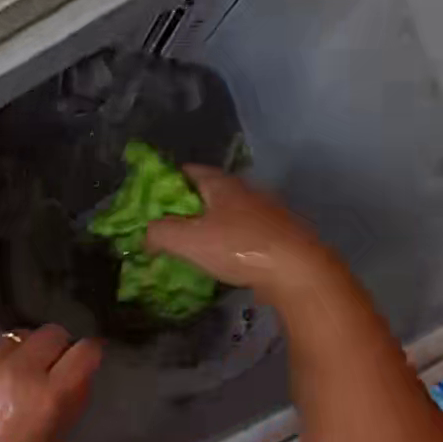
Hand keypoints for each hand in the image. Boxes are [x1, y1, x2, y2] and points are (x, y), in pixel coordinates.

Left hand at [0, 325, 102, 441]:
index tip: (84, 359)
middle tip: (50, 364)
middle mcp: (21, 370)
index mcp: (49, 394)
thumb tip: (81, 370)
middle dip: (57, 346)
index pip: (85, 351)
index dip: (89, 352)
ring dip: (26, 349)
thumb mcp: (55, 435)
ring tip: (17, 371)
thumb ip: (73, 397)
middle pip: (52, 332)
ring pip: (20, 335)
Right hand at [145, 165, 339, 302]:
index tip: (150, 200)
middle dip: (186, 207)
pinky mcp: (276, 235)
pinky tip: (219, 259)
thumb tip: (146, 235)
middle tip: (165, 226)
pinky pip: (242, 232)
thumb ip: (160, 233)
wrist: (295, 270)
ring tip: (189, 246)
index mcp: (222, 185)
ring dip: (208, 226)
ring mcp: (265, 213)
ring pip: (227, 214)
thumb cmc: (238, 248)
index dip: (166, 182)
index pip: (189, 172)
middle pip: (208, 193)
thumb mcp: (187, 241)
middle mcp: (245, 191)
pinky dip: (226, 241)